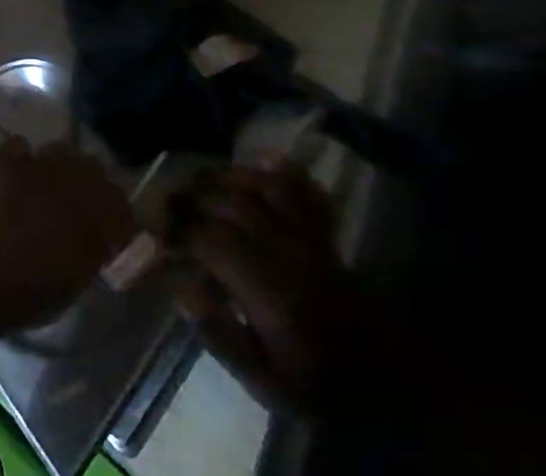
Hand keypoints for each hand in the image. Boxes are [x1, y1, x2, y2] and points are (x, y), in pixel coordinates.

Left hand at [0, 137, 132, 348]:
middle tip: (81, 209)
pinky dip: (23, 159)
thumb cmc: (13, 300)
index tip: (111, 232)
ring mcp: (29, 169)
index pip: (120, 205)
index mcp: (88, 222)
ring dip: (61, 170)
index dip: (118, 218)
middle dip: (93, 188)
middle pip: (94, 171)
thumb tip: (102, 239)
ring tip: (49, 189)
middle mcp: (66, 187)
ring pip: (61, 152)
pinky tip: (17, 177)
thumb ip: (91, 255)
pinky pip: (20, 146)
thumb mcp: (66, 287)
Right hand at [171, 162, 362, 415]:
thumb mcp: (266, 385)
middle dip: (195, 197)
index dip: (180, 232)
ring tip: (199, 181)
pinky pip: (307, 190)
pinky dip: (286, 170)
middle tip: (168, 204)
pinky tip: (264, 161)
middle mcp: (288, 251)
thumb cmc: (318, 384)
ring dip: (229, 176)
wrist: (386, 378)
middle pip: (235, 203)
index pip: (214, 241)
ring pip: (268, 186)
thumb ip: (221, 338)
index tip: (159, 239)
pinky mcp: (324, 233)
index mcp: (270, 290)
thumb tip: (182, 290)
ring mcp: (310, 237)